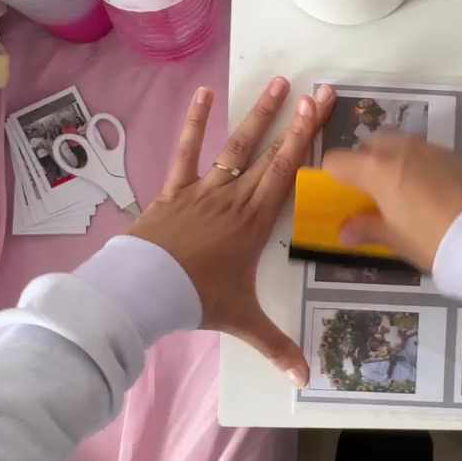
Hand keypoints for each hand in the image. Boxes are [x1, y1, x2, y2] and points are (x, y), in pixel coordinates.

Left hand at [127, 78, 335, 386]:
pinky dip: (194, 123)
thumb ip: (275, 345)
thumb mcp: (240, 319)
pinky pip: (186, 152)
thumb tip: (305, 378)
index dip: (305, 137)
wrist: (140, 291)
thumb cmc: (195, 299)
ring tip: (274, 82)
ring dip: (256, 115)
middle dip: (293, 120)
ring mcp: (203, 190)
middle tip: (313, 88)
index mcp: (254, 221)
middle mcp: (233, 197)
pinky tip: (202, 94)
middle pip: (268, 152)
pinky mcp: (175, 190)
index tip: (320, 107)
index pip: (286, 171)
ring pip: (234, 146)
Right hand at [321, 136, 461, 269]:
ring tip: (401, 194)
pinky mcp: (453, 153)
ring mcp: (428, 147)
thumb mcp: (396, 240)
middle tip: (371, 196)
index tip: (340, 196)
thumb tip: (345, 230)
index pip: (337, 161)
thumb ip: (368, 229)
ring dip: (391, 163)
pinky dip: (416, 166)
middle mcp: (399, 149)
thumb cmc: (433, 239)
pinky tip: (428, 192)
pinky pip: (422, 153)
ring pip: (397, 146)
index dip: (333, 177)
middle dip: (364, 166)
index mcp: (376, 168)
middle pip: (368, 147)